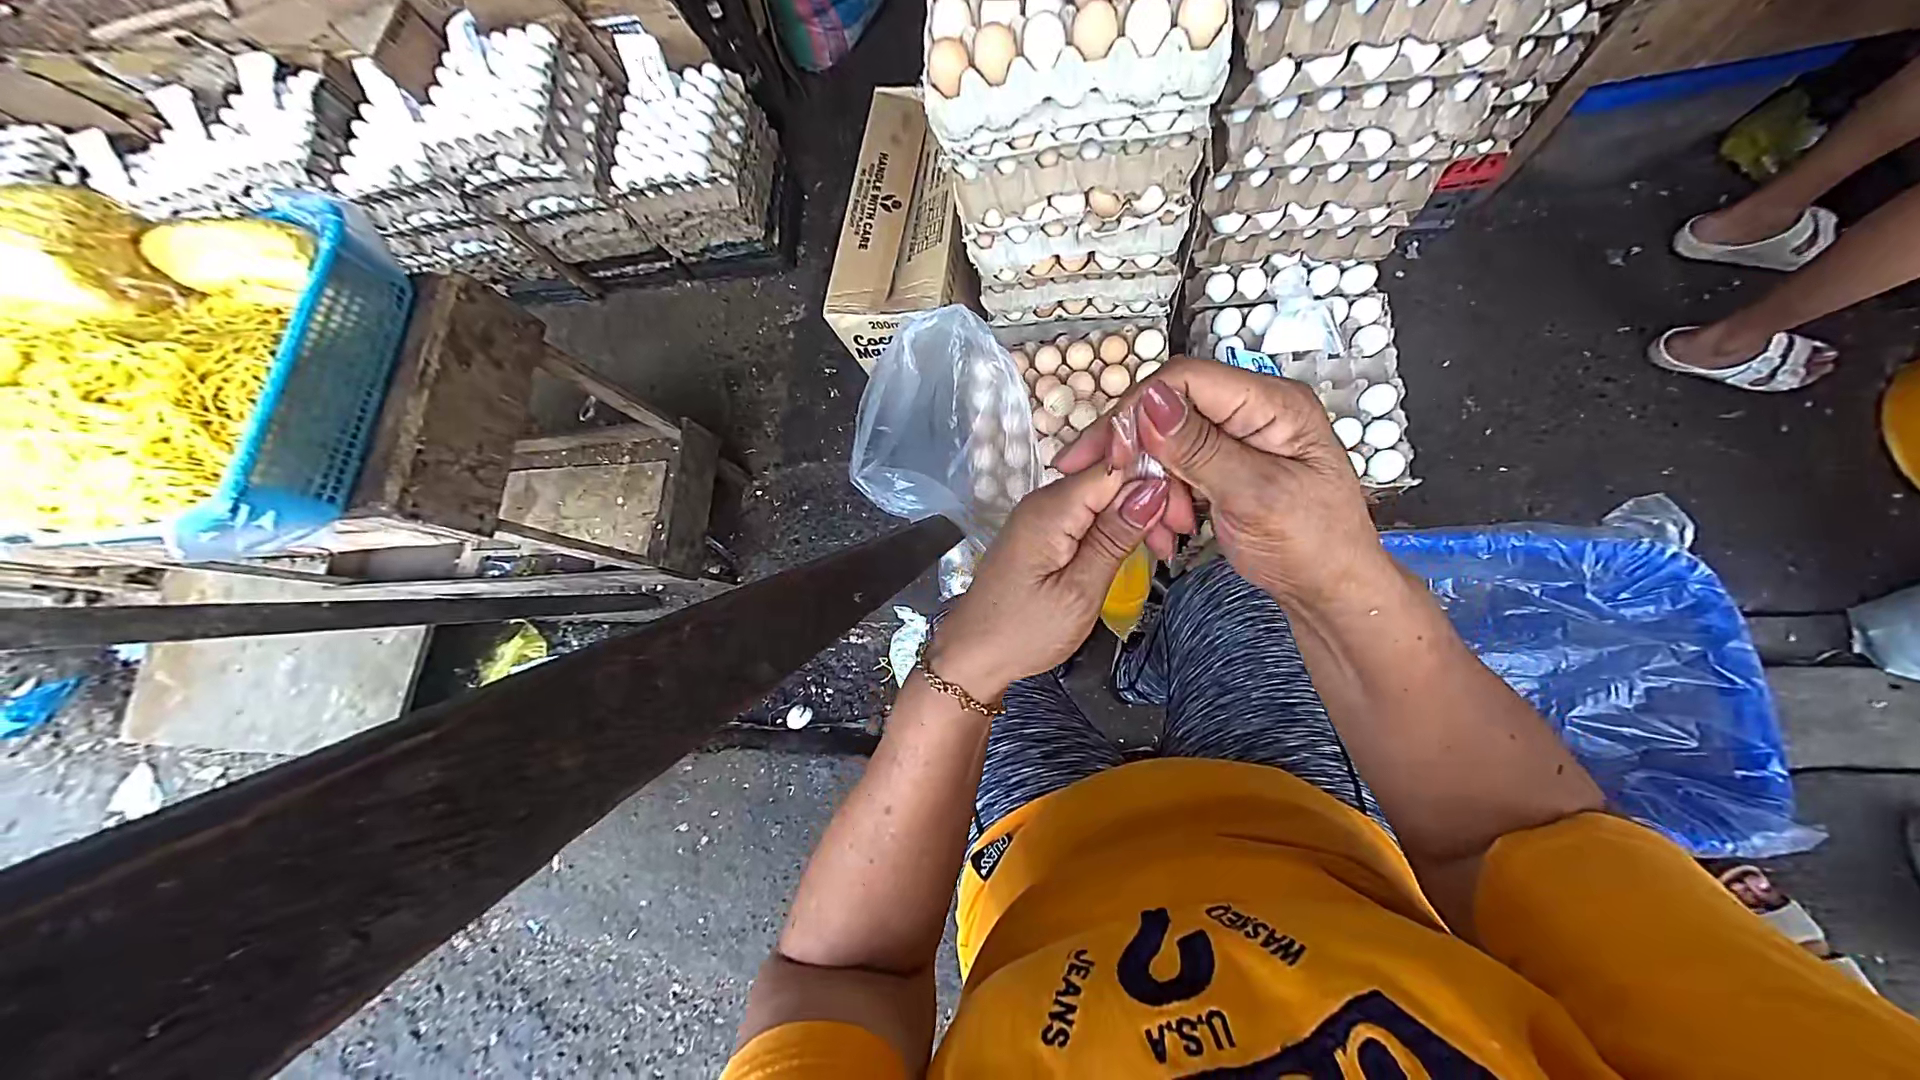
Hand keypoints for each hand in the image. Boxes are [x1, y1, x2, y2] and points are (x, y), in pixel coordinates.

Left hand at [927, 465, 1168, 702]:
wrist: (975, 653)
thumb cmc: (1024, 632)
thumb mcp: (1079, 592)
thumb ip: (1114, 538)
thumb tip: (1152, 488)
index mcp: (1051, 509)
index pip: (1114, 464)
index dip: (1154, 477)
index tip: (1182, 512)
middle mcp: (1044, 500)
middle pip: (1110, 473)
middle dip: (1149, 495)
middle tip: (1174, 539)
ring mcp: (1043, 513)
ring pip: (1103, 492)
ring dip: (1136, 512)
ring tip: (1162, 549)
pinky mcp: (1045, 530)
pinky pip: (1088, 511)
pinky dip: (1115, 524)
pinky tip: (1135, 546)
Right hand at [1055, 356, 1390, 612]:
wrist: (1327, 589)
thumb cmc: (1314, 547)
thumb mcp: (1254, 496)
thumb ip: (1200, 448)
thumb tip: (1152, 403)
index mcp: (1272, 405)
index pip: (1186, 379)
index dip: (1140, 411)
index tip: (1114, 454)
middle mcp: (1250, 412)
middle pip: (1168, 408)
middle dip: (1139, 452)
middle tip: (1111, 486)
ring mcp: (1233, 439)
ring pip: (1163, 442)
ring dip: (1151, 483)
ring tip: (1167, 524)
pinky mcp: (1220, 464)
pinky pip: (1172, 468)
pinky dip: (1161, 498)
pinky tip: (1171, 526)